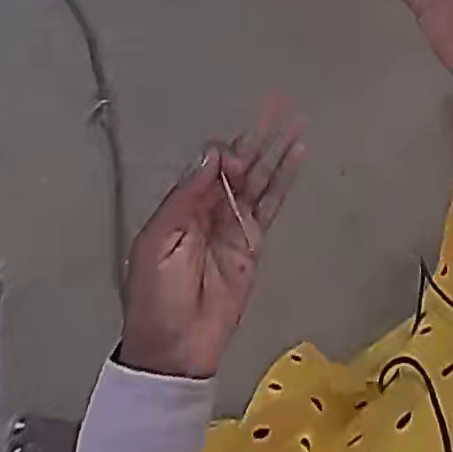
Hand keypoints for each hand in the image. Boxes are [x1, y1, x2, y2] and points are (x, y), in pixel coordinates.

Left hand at [119, 107, 305, 377]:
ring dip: (278, 150)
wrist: (174, 349)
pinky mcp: (254, 241)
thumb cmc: (156, 295)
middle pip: (241, 162)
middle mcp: (212, 205)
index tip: (234, 161)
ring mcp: (236, 222)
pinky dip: (285, 179)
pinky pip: (272, 203)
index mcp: (185, 202)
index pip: (211, 163)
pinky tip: (296, 157)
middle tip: (280, 102)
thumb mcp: (159, 241)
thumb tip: (211, 155)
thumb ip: (186, 196)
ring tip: (296, 121)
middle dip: (259, 133)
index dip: (225, 155)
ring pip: (261, 178)